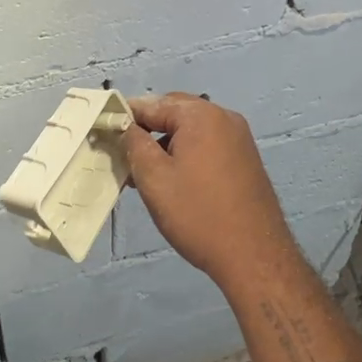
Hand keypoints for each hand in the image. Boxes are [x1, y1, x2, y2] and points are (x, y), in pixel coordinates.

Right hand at [123, 93, 299, 288]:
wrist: (255, 257)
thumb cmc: (199, 214)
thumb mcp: (155, 179)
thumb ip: (135, 144)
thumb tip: (128, 127)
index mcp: (201, 115)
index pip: (153, 104)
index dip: (126, 117)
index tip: (106, 134)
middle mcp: (224, 117)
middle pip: (175, 113)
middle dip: (148, 131)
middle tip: (126, 156)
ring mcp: (239, 139)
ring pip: (191, 131)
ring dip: (167, 145)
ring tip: (146, 176)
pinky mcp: (246, 160)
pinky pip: (208, 145)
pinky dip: (188, 155)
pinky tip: (175, 182)